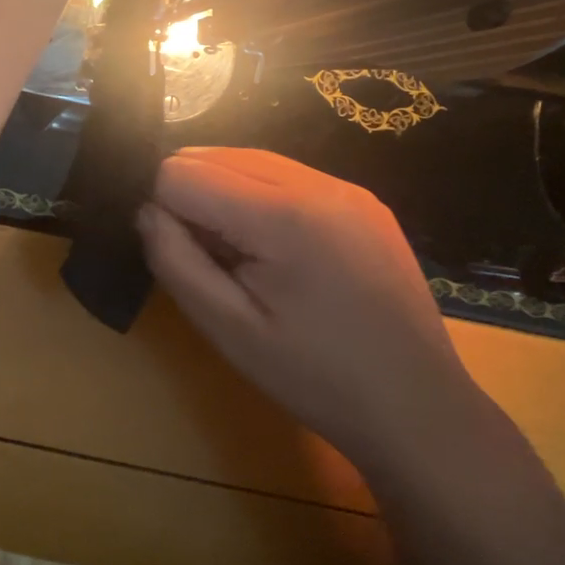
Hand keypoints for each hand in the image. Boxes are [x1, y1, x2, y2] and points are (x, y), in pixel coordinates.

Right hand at [137, 147, 487, 467]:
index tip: (182, 255)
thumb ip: (173, 257)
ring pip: (245, 159)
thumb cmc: (313, 376)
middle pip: (212, 155)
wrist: (419, 409)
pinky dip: (256, 197)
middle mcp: (318, 184)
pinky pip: (282, 175)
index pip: (180, 173)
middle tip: (208, 257)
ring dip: (221, 193)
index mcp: (283, 216)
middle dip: (190, 195)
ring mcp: (347, 189)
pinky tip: (273, 248)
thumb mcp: (224, 326)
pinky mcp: (363, 202)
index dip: (163, 209)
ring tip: (239, 254)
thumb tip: (145, 209)